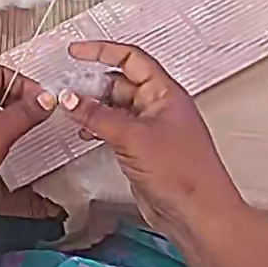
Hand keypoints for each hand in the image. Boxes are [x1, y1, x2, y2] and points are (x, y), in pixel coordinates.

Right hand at [52, 41, 245, 232]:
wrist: (198, 215)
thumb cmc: (186, 177)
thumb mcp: (133, 137)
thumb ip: (97, 115)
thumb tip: (72, 99)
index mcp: (165, 94)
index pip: (131, 59)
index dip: (102, 51)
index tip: (77, 52)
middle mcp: (158, 107)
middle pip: (119, 82)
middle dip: (92, 83)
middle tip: (69, 88)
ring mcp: (149, 128)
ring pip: (114, 105)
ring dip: (92, 106)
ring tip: (72, 109)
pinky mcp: (140, 148)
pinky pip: (112, 126)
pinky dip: (95, 125)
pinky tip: (85, 131)